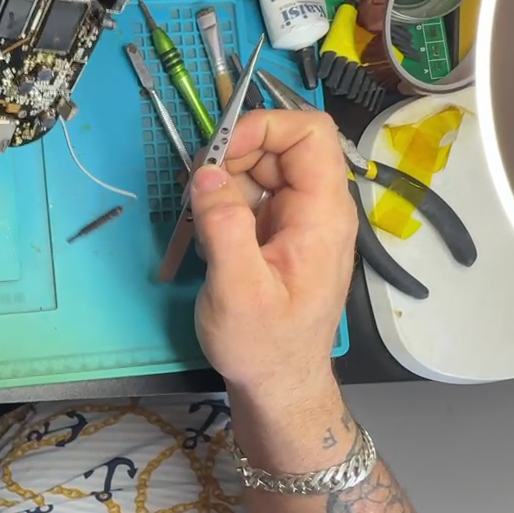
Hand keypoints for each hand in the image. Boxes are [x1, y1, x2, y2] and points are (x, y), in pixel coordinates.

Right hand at [190, 110, 357, 393]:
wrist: (276, 384)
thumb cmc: (263, 344)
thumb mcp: (237, 289)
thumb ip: (223, 226)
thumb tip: (206, 174)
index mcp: (320, 215)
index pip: (309, 134)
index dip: (263, 128)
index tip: (217, 155)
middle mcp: (313, 210)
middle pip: (279, 149)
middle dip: (232, 158)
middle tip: (193, 190)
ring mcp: (293, 222)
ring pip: (259, 173)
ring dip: (221, 186)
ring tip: (196, 223)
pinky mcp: (273, 237)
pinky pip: (248, 201)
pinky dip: (220, 207)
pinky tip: (205, 237)